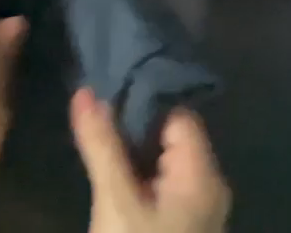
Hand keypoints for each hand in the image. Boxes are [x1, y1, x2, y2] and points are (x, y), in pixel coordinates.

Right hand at [72, 88, 230, 232]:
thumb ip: (101, 143)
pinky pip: (155, 172)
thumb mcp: (116, 199)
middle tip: (91, 87)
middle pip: (170, 130)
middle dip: (131, 111)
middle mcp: (205, 185)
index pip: (177, 112)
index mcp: (202, 176)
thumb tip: (85, 89)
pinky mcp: (176, 218)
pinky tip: (104, 148)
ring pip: (160, 152)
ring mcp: (192, 204)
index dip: (142, 91)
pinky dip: (132, 158)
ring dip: (128, 135)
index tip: (105, 71)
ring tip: (91, 110)